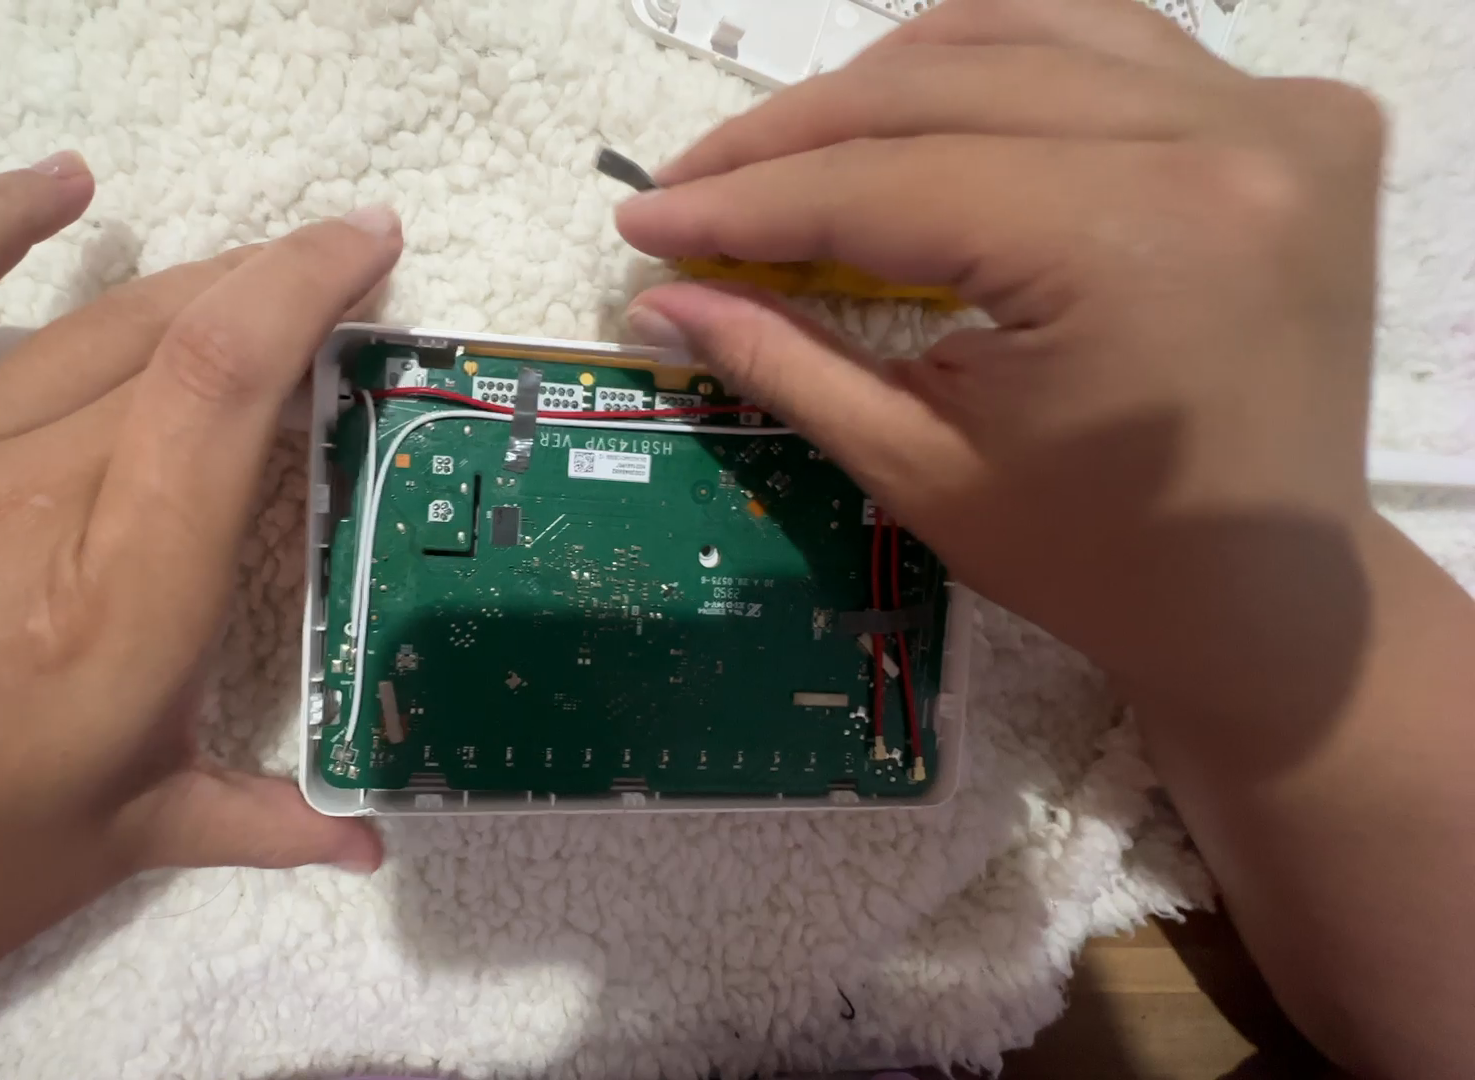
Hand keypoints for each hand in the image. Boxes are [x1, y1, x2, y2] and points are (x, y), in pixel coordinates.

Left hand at [0, 152, 398, 1078]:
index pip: (224, 382)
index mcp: (117, 595)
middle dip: (279, 284)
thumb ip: (263, 820)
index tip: (372, 241)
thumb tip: (369, 843)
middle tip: (351, 274)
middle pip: (174, 331)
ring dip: (198, 280)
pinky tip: (63, 185)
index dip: (308, 284)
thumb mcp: (115, 844)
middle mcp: (22, 493)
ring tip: (266, 269)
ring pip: (88, 320)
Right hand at [616, 0, 1383, 725]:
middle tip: (682, 186)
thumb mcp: (907, 463)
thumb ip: (777, 361)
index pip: (882, 187)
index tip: (642, 220)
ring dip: (864, 86)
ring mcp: (1267, 110)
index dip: (741, 203)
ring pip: (1013, 35)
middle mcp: (1220, 137)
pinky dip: (974, 62)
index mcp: (1128, 244)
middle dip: (781, 139)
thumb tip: (658, 304)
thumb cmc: (1079, 552)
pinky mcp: (1279, 118)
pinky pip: (1093, 45)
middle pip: (937, 88)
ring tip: (770, 153)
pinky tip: (897, 108)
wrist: (1255, 587)